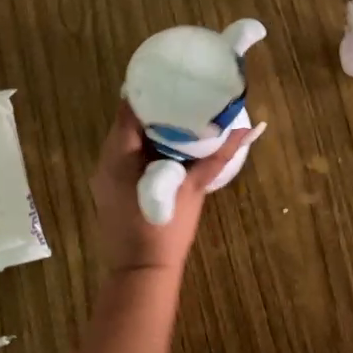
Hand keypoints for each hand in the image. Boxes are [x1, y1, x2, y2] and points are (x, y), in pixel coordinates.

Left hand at [88, 103, 260, 275]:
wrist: (141, 273)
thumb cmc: (166, 228)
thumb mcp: (194, 188)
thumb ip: (218, 156)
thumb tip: (249, 129)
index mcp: (120, 155)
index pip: (129, 110)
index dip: (149, 91)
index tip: (172, 79)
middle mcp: (105, 161)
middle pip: (126, 124)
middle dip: (152, 109)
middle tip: (181, 94)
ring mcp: (103, 177)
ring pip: (124, 141)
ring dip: (147, 130)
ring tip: (177, 115)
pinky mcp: (108, 190)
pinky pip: (122, 158)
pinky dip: (140, 149)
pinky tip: (165, 147)